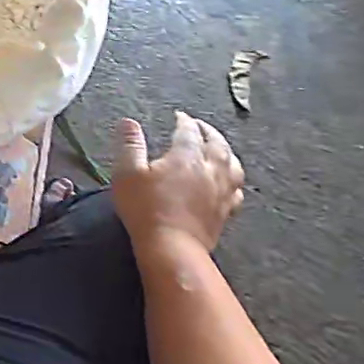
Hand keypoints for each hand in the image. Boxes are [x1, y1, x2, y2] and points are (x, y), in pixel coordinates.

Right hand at [112, 112, 244, 256]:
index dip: (184, 121)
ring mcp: (221, 191)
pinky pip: (236, 190)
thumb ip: (130, 144)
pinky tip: (228, 181)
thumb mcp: (127, 172)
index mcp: (186, 157)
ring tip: (219, 147)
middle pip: (217, 144)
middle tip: (200, 126)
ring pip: (232, 164)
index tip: (179, 116)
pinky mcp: (225, 211)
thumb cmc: (145, 208)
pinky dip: (233, 179)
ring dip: (226, 151)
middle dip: (209, 131)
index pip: (189, 131)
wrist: (171, 247)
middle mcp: (209, 170)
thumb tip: (128, 122)